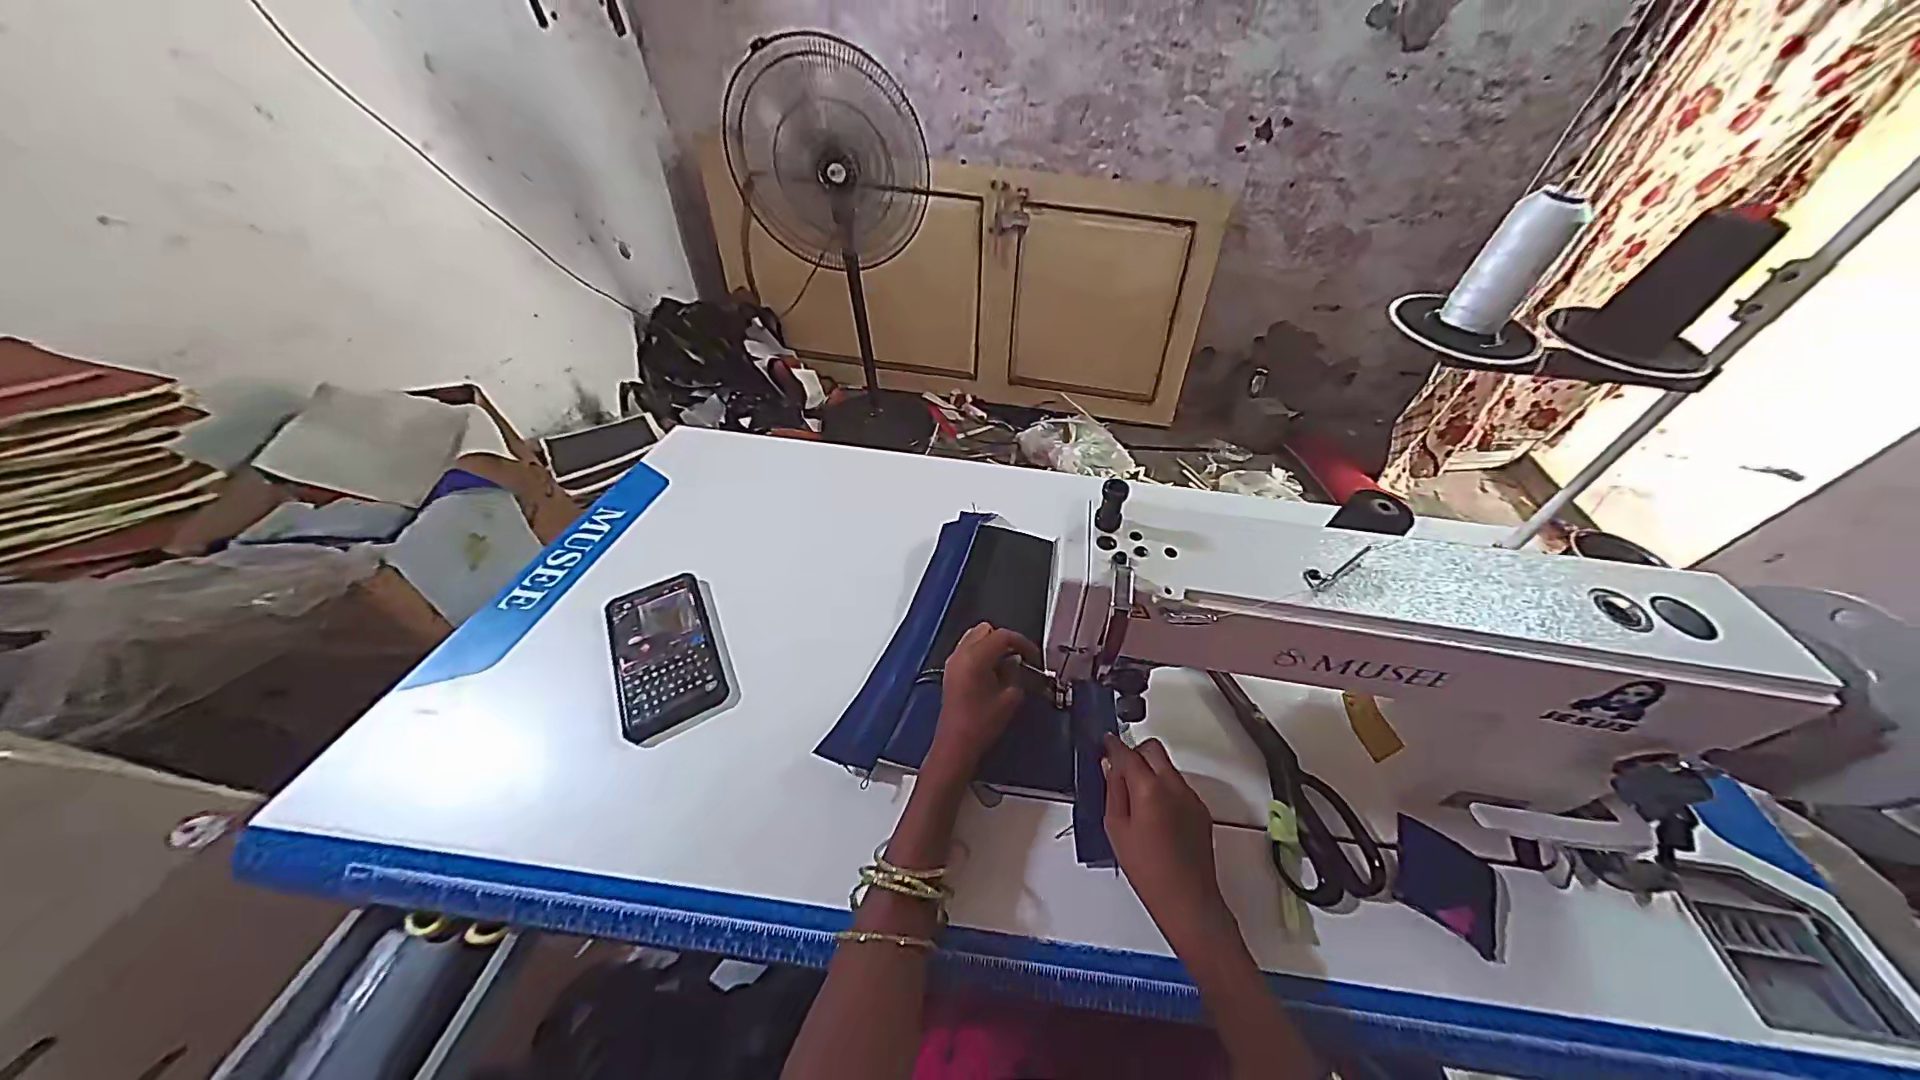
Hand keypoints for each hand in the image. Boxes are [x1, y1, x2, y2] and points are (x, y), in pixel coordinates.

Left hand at [926, 623, 1038, 780]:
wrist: (956, 744)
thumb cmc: (983, 723)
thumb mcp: (1010, 698)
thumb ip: (1015, 673)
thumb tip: (1016, 662)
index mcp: (976, 657)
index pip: (1002, 636)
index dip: (1022, 643)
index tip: (1033, 656)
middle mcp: (961, 653)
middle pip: (986, 630)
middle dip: (1004, 640)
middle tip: (1019, 656)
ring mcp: (952, 661)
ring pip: (974, 637)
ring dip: (991, 644)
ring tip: (1006, 664)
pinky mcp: (950, 671)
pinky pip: (967, 649)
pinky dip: (981, 652)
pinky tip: (992, 671)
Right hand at [1103, 734, 1235, 950]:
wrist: (1187, 900)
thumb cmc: (1149, 871)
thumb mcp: (1116, 828)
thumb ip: (1112, 790)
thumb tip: (1110, 768)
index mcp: (1150, 789)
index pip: (1127, 752)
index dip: (1113, 745)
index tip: (1106, 742)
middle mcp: (1174, 787)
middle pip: (1153, 749)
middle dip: (1135, 752)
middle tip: (1120, 768)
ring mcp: (1191, 798)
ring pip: (1167, 766)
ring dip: (1150, 770)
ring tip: (1135, 798)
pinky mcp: (1200, 810)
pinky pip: (1178, 785)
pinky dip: (1164, 787)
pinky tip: (1154, 812)